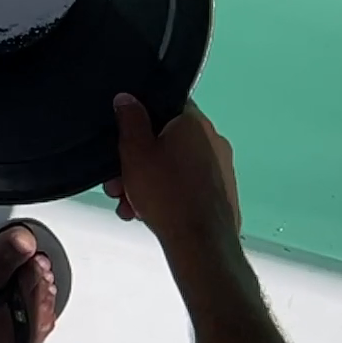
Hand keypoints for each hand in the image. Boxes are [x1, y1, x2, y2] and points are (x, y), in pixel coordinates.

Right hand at [103, 95, 240, 258]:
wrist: (201, 245)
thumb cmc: (164, 190)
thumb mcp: (134, 149)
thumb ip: (129, 118)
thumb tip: (128, 97)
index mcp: (195, 123)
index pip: (166, 103)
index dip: (140, 116)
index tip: (123, 134)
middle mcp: (214, 140)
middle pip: (166, 140)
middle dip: (137, 159)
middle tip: (118, 180)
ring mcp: (222, 170)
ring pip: (174, 166)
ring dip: (147, 180)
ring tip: (128, 203)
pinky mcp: (223, 196)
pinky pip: (187, 185)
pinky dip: (166, 194)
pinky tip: (146, 213)